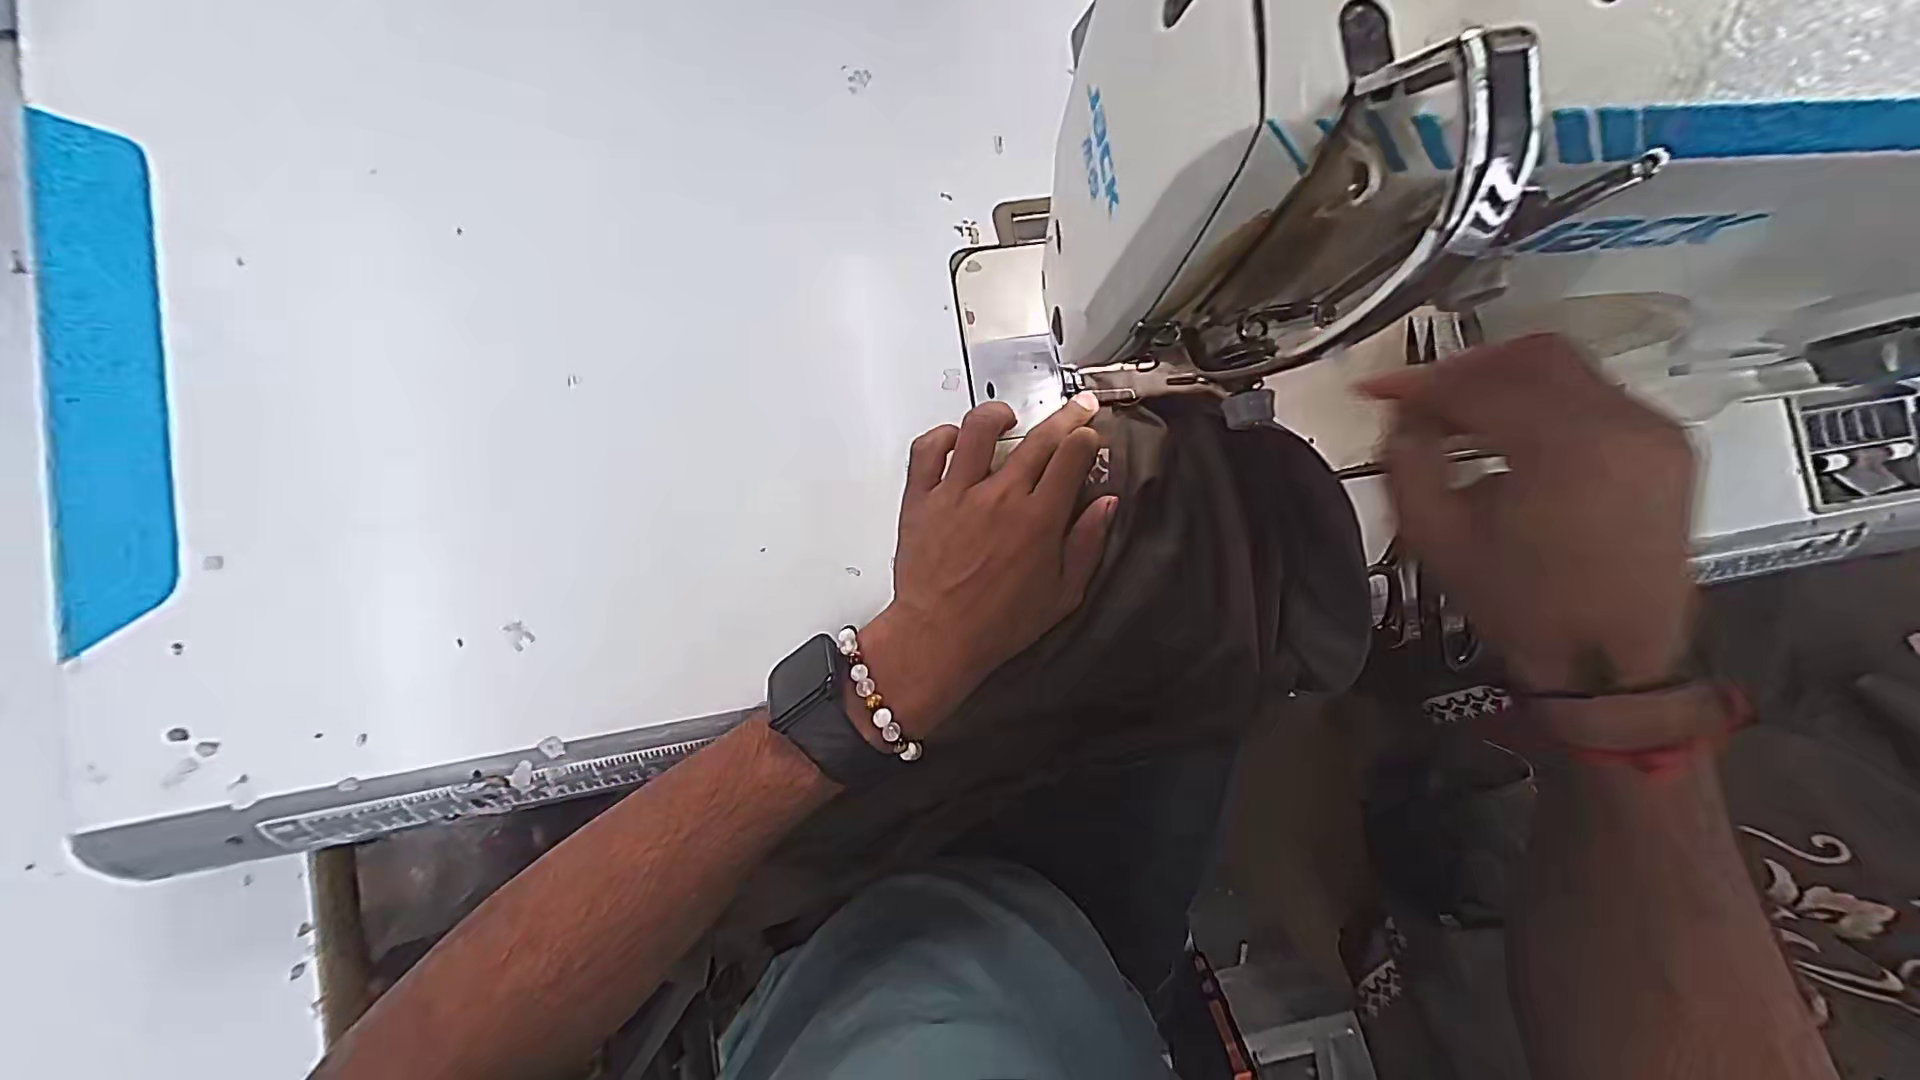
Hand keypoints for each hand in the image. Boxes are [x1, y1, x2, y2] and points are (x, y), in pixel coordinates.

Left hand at [852, 393, 1118, 741]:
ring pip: (979, 428)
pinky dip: (942, 435)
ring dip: (1000, 415)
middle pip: (1039, 437)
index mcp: (1038, 519)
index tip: (1089, 436)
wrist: (938, 638)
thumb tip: (1106, 506)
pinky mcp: (922, 499)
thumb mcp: (1062, 595)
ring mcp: (957, 494)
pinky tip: (954, 439)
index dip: (1087, 437)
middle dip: (1065, 417)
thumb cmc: (996, 624)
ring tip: (1008, 418)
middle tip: (1074, 412)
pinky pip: (927, 450)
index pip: (1072, 455)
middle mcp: (999, 497)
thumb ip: (1088, 544)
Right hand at [1360, 334, 1696, 692]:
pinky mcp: (1660, 446)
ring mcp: (1653, 432)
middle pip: (1530, 355)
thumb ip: (1407, 463)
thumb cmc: (1520, 603)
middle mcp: (1626, 425)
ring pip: (1563, 367)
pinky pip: (1587, 394)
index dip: (1415, 382)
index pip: (1479, 383)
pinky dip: (1532, 398)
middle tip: (1413, 394)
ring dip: (1495, 380)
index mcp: (1568, 448)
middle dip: (1459, 367)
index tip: (1376, 389)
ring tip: (1447, 414)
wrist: (1606, 653)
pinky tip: (1495, 430)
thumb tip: (1402, 421)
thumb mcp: (1435, 535)